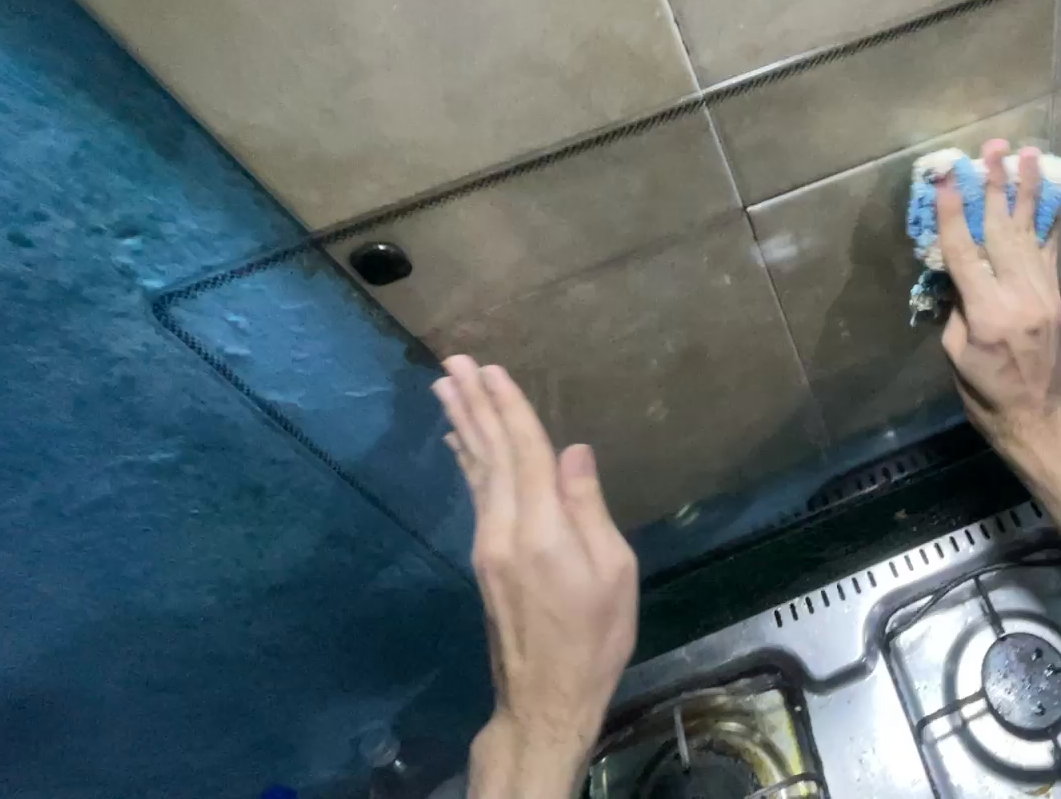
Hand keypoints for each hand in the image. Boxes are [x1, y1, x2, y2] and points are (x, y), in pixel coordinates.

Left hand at [433, 357, 637, 794]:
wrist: (547, 696)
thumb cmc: (596, 633)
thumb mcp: (614, 571)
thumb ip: (589, 507)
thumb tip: (574, 450)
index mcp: (542, 529)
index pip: (525, 453)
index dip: (509, 408)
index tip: (492, 369)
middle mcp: (503, 529)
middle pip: (490, 454)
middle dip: (474, 404)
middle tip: (453, 362)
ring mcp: (488, 544)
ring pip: (476, 470)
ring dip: (463, 424)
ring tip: (446, 389)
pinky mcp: (485, 558)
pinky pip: (475, 493)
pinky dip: (466, 460)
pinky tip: (458, 443)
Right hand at [936, 139, 1060, 465]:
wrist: (1035, 417)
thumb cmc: (983, 392)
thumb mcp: (955, 352)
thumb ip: (956, 305)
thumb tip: (956, 267)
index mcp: (986, 313)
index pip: (964, 251)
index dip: (953, 212)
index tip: (947, 176)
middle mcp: (1018, 295)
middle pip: (1000, 230)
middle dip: (993, 185)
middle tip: (991, 147)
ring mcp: (1042, 292)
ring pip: (1029, 231)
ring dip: (1025, 189)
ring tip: (1026, 152)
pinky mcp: (1055, 295)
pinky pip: (1050, 249)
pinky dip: (1047, 218)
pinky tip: (1047, 191)